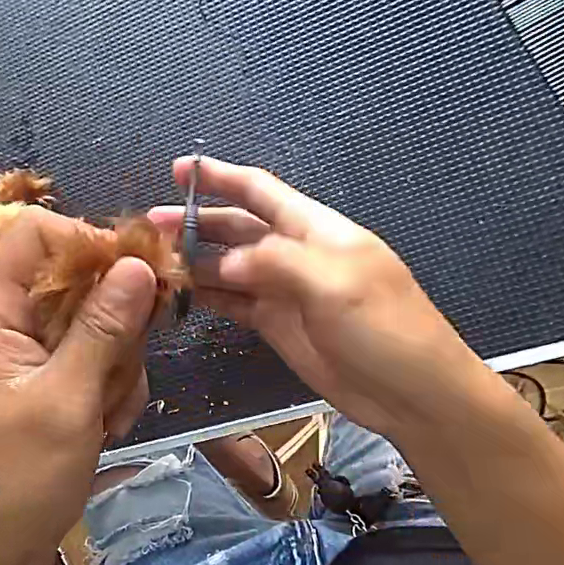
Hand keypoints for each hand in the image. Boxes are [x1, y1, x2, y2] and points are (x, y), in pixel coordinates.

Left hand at [0, 209, 157, 564]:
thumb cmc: (19, 478)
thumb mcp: (66, 400)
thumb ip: (102, 328)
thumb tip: (137, 262)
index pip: (35, 233)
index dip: (87, 241)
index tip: (135, 275)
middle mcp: (11, 321)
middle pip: (78, 277)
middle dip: (115, 322)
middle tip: (123, 368)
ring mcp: (34, 353)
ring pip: (99, 321)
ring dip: (119, 364)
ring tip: (107, 415)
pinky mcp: (54, 380)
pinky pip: (99, 359)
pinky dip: (112, 389)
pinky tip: (107, 427)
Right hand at [148, 158, 502, 438]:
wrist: (413, 394)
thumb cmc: (384, 328)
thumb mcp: (333, 283)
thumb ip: (274, 262)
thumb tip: (221, 262)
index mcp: (315, 229)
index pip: (260, 191)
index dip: (220, 177)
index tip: (179, 170)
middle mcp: (295, 254)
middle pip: (237, 229)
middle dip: (196, 223)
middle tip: (150, 227)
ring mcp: (284, 291)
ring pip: (230, 267)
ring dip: (195, 262)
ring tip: (155, 263)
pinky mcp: (277, 324)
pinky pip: (235, 302)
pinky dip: (208, 297)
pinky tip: (181, 296)